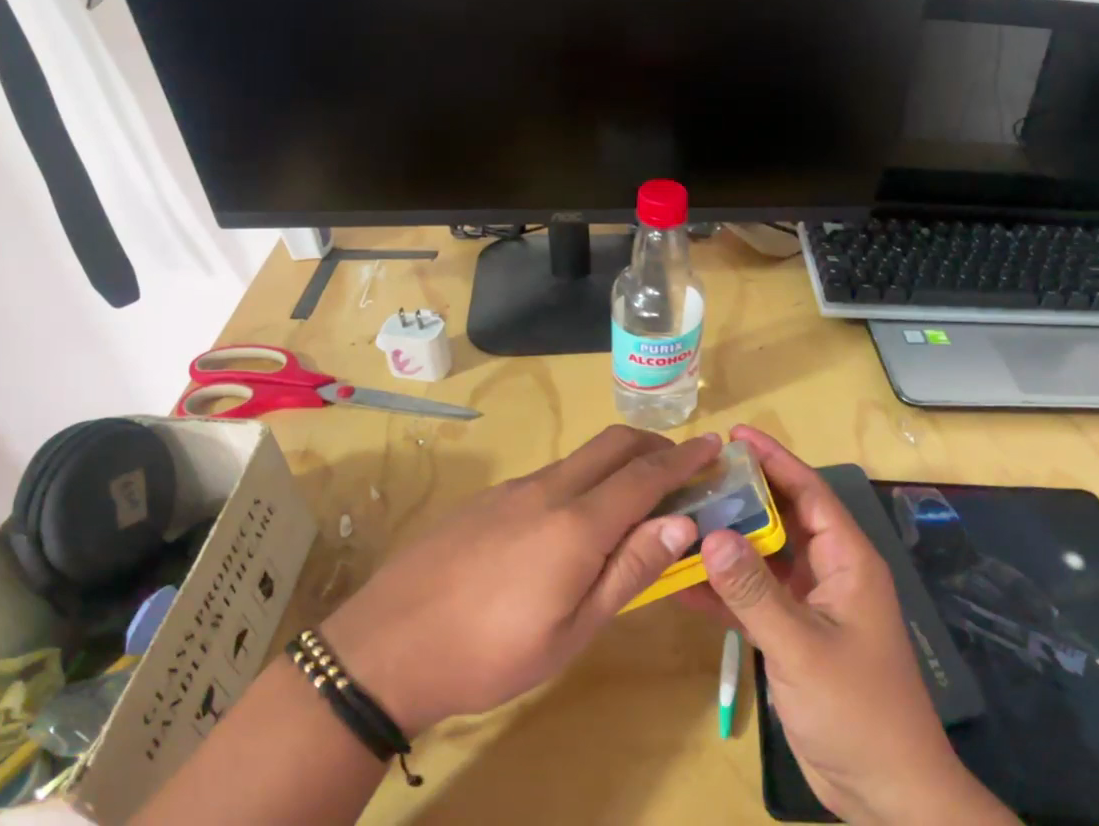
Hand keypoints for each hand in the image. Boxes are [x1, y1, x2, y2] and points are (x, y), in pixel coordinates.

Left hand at [320, 426, 716, 734]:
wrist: (384, 649)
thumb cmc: (490, 654)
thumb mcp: (572, 631)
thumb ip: (629, 570)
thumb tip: (683, 523)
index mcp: (576, 524)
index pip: (646, 476)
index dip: (685, 458)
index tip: (715, 445)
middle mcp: (547, 491)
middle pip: (613, 444)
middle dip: (655, 444)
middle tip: (681, 465)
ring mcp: (510, 491)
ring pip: (578, 458)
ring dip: (616, 462)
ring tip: (633, 498)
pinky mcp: (484, 501)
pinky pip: (547, 476)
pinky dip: (580, 480)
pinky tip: (572, 523)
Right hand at [678, 426, 1009, 825]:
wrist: (885, 785)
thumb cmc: (856, 708)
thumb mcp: (802, 645)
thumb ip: (754, 591)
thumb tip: (712, 533)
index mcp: (848, 560)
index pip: (810, 493)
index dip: (775, 460)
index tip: (735, 434)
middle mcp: (830, 572)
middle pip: (784, 519)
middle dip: (743, 496)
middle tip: (693, 475)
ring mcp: (812, 605)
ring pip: (765, 559)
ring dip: (728, 544)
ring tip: (679, 518)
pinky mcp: (794, 636)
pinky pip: (755, 600)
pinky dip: (723, 592)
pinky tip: (682, 583)